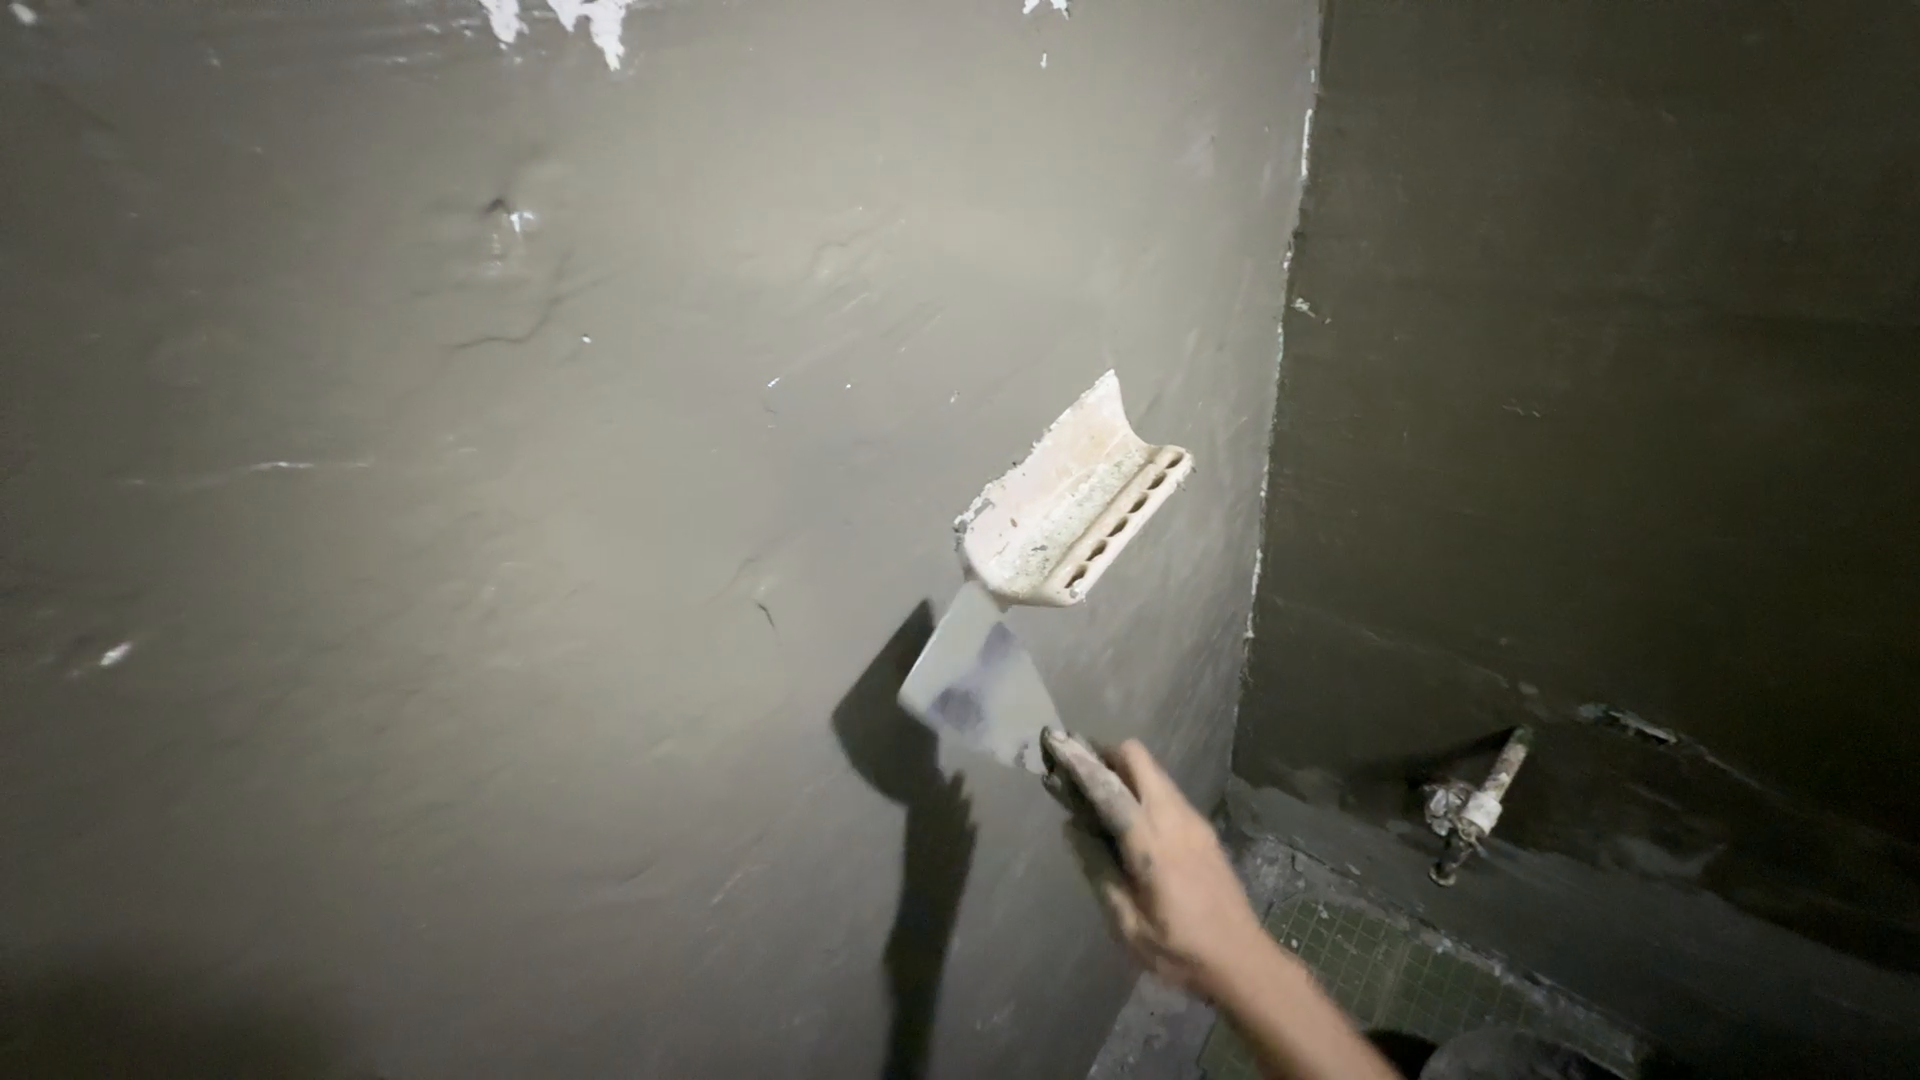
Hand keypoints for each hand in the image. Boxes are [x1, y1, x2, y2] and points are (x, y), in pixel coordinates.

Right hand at [1099, 739, 1268, 996]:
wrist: (1244, 961)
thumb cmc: (1180, 951)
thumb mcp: (1128, 925)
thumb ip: (1099, 871)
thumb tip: (1074, 829)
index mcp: (1153, 845)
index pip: (1111, 789)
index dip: (1081, 763)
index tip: (1057, 741)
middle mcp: (1175, 820)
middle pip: (1139, 759)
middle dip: (1104, 754)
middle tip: (1076, 767)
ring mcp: (1194, 821)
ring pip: (1154, 771)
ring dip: (1123, 769)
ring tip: (1096, 790)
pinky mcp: (1203, 828)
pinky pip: (1165, 790)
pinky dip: (1140, 786)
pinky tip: (1128, 814)